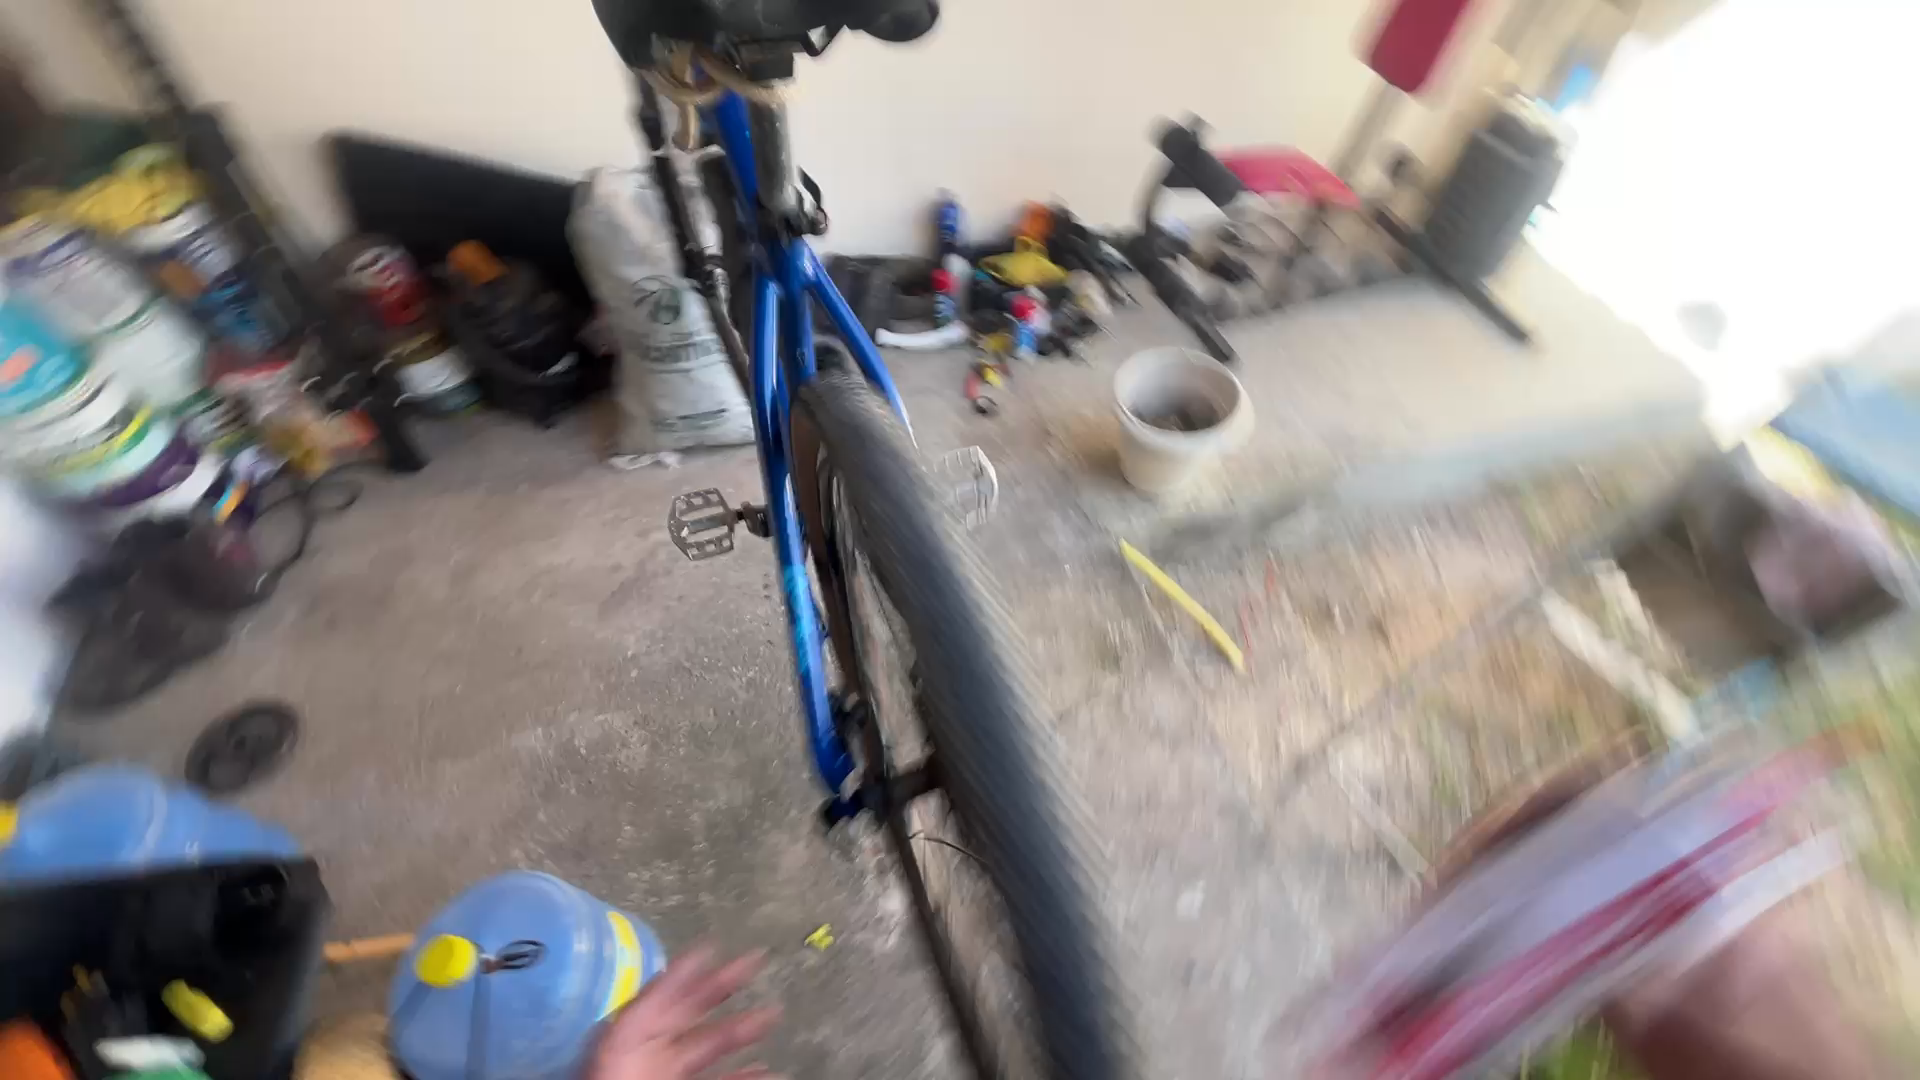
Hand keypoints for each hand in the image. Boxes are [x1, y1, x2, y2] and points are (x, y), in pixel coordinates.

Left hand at [585, 946, 782, 1079]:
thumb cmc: (613, 1078)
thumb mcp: (618, 1050)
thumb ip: (652, 1010)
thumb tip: (686, 978)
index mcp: (626, 1042)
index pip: (659, 995)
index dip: (686, 969)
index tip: (714, 944)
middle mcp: (645, 1056)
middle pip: (688, 1013)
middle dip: (723, 986)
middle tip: (756, 959)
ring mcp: (661, 1079)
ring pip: (706, 1048)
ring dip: (740, 1031)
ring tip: (771, 1015)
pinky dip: (740, 1076)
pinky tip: (767, 1071)